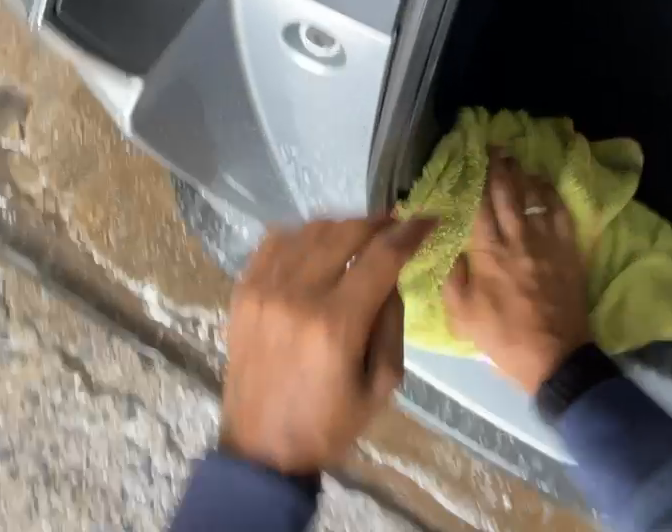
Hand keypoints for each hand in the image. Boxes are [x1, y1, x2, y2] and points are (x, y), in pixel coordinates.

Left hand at [219, 215, 435, 475]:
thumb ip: (392, 321)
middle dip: (378, 224)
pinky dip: (303, 234)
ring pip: (313, 230)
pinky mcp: (243, 289)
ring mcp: (265, 288)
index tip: (427, 219)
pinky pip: (277, 240)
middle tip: (395, 226)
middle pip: (347, 231)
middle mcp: (298, 295)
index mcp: (337, 325)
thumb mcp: (381, 384)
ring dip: (343, 226)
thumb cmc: (328, 424)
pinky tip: (318, 246)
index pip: (383, 256)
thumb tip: (392, 273)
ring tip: (360, 237)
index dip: (410, 232)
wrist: (259, 451)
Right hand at [445, 152, 593, 393]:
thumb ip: (453, 278)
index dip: (476, 179)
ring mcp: (546, 242)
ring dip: (524, 176)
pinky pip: (560, 212)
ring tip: (517, 162)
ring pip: (534, 197)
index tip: (473, 161)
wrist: (555, 357)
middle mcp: (517, 238)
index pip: (480, 205)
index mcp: (489, 252)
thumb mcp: (463, 314)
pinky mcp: (568, 250)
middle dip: (500, 167)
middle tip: (496, 148)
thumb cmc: (504, 337)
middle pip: (508, 192)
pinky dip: (552, 195)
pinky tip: (545, 186)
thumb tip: (453, 249)